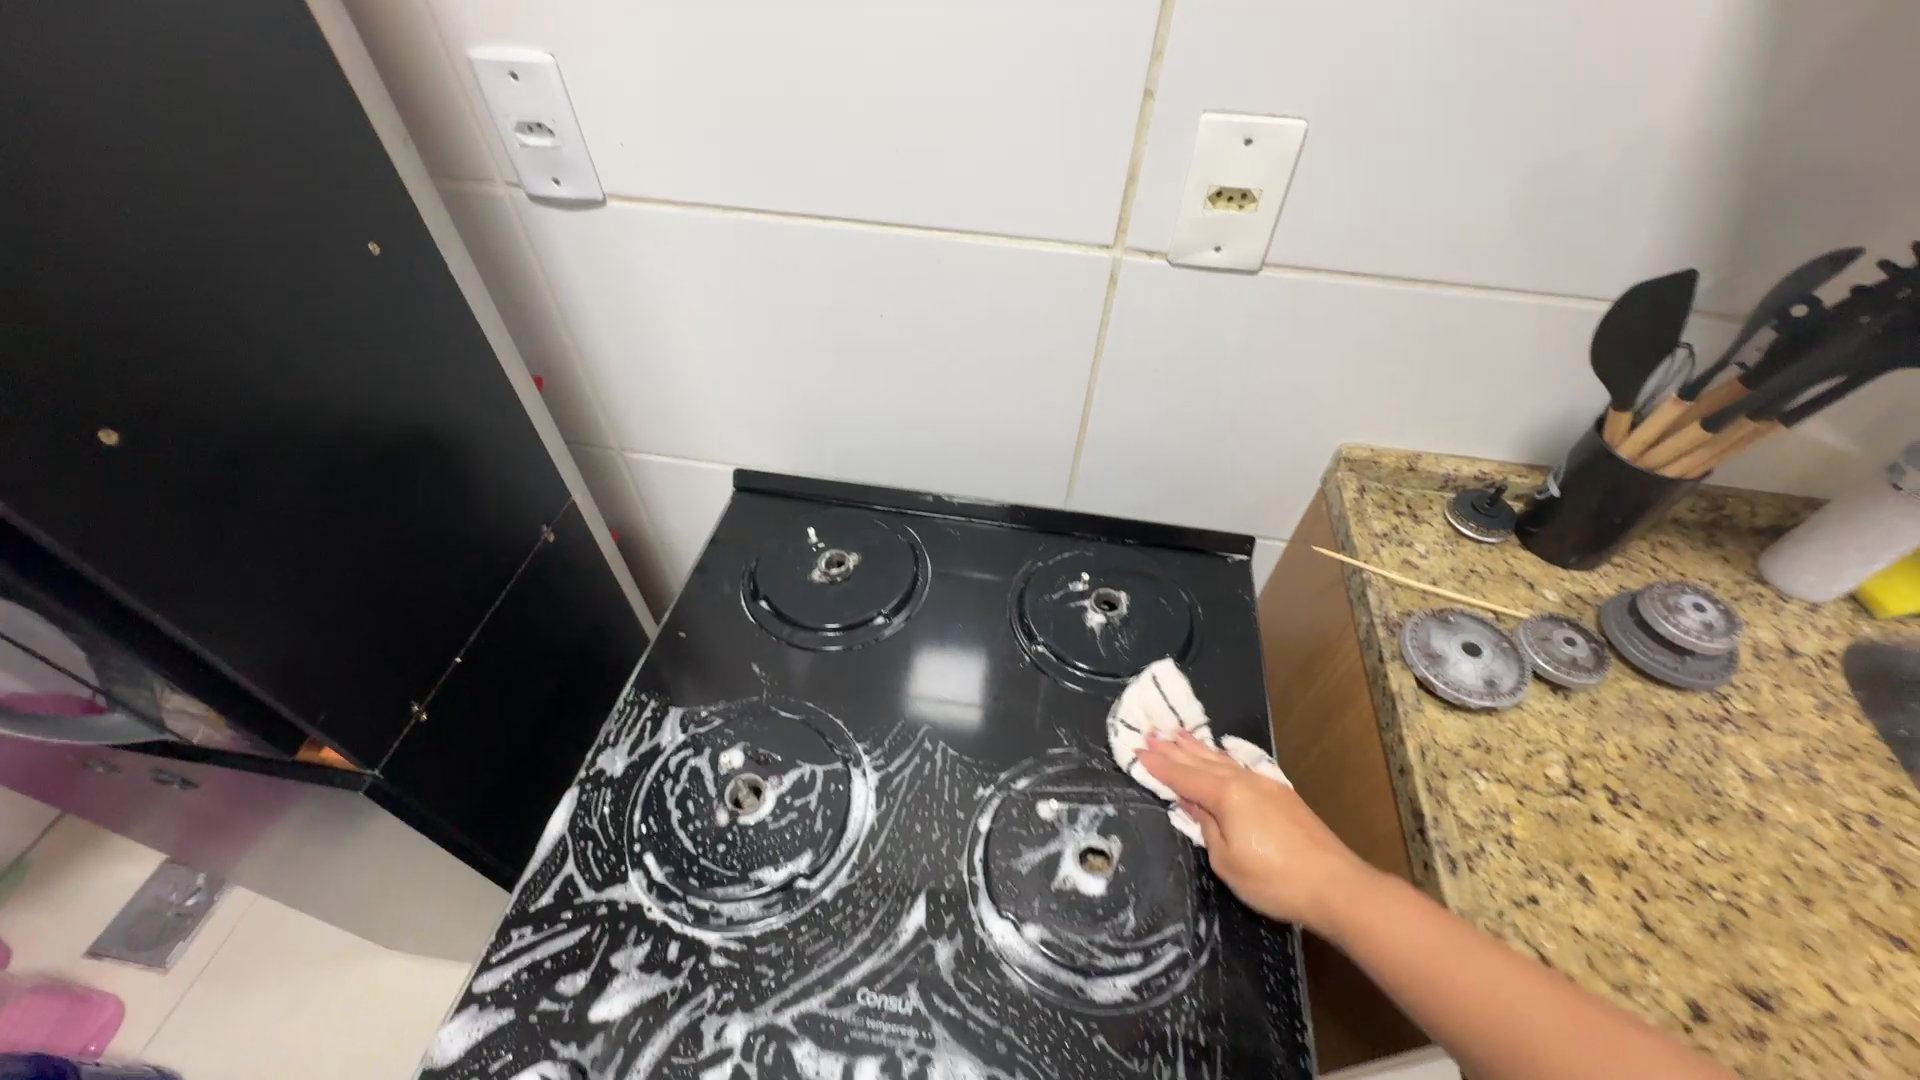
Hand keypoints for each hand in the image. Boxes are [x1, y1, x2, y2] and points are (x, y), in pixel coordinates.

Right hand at [1138, 731, 1376, 929]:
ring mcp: (1266, 785)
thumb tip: (1193, 805)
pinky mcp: (1282, 795)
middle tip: (1151, 733)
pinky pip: (1240, 767)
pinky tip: (1220, 755)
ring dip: (1198, 748)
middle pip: (1202, 761)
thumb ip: (1206, 828)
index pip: (1183, 776)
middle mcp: (1244, 781)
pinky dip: (1221, 758)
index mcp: (1226, 795)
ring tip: (1178, 735)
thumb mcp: (1227, 861)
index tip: (1136, 751)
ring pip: (1223, 760)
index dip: (1158, 765)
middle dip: (1175, 748)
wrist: (1336, 886)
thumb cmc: (1274, 880)